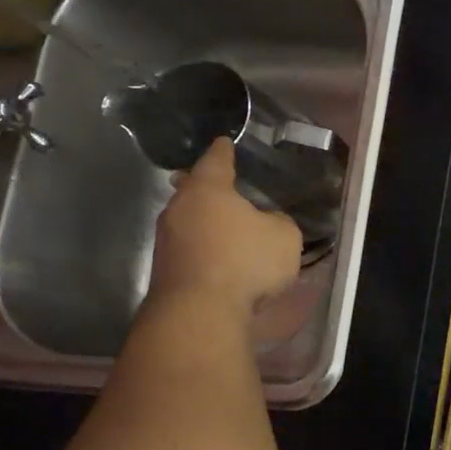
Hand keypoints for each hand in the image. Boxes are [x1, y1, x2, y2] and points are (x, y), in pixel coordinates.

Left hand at [149, 138, 301, 313]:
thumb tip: (265, 221)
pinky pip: (190, 246)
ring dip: (206, 221)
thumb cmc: (246, 261)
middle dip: (205, 187)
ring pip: (189, 219)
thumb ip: (278, 221)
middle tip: (216, 185)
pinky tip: (220, 258)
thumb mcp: (284, 236)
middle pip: (193, 190)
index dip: (223, 152)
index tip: (223, 141)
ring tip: (226, 229)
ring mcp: (167, 237)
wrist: (202, 308)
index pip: (216, 162)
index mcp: (209, 190)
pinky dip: (205, 247)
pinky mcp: (166, 265)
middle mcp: (180, 207)